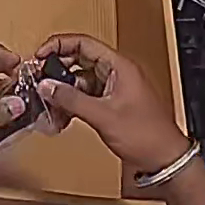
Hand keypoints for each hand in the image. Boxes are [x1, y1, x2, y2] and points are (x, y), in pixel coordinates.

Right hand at [36, 33, 189, 172]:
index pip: (84, 43)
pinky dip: (72, 105)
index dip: (60, 45)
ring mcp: (113, 88)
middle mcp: (116, 72)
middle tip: (39, 82)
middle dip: (57, 72)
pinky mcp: (111, 104)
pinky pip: (85, 97)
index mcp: (119, 66)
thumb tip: (47, 85)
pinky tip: (60, 118)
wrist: (166, 160)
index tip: (40, 55)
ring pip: (80, 81)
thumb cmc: (146, 135)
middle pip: (79, 61)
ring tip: (48, 106)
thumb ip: (72, 99)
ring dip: (63, 93)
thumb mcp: (104, 115)